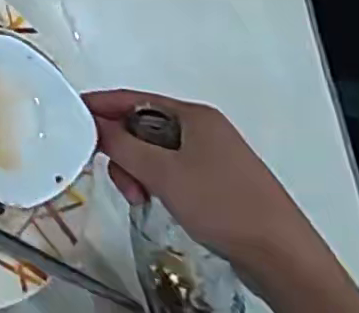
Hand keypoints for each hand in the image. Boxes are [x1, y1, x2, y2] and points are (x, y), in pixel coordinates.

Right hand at [84, 90, 358, 312]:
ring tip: (139, 196)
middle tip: (118, 177)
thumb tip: (92, 124)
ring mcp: (214, 156)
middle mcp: (204, 128)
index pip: (134, 99)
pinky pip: (174, 170)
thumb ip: (121, 145)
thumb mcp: (162, 173)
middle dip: (123, 149)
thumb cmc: (222, 204)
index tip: (73, 113)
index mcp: (193, 114)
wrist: (285, 260)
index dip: (101, 105)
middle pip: (144, 126)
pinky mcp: (220, 182)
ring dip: (139, 170)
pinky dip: (158, 182)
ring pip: (157, 152)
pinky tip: (158, 201)